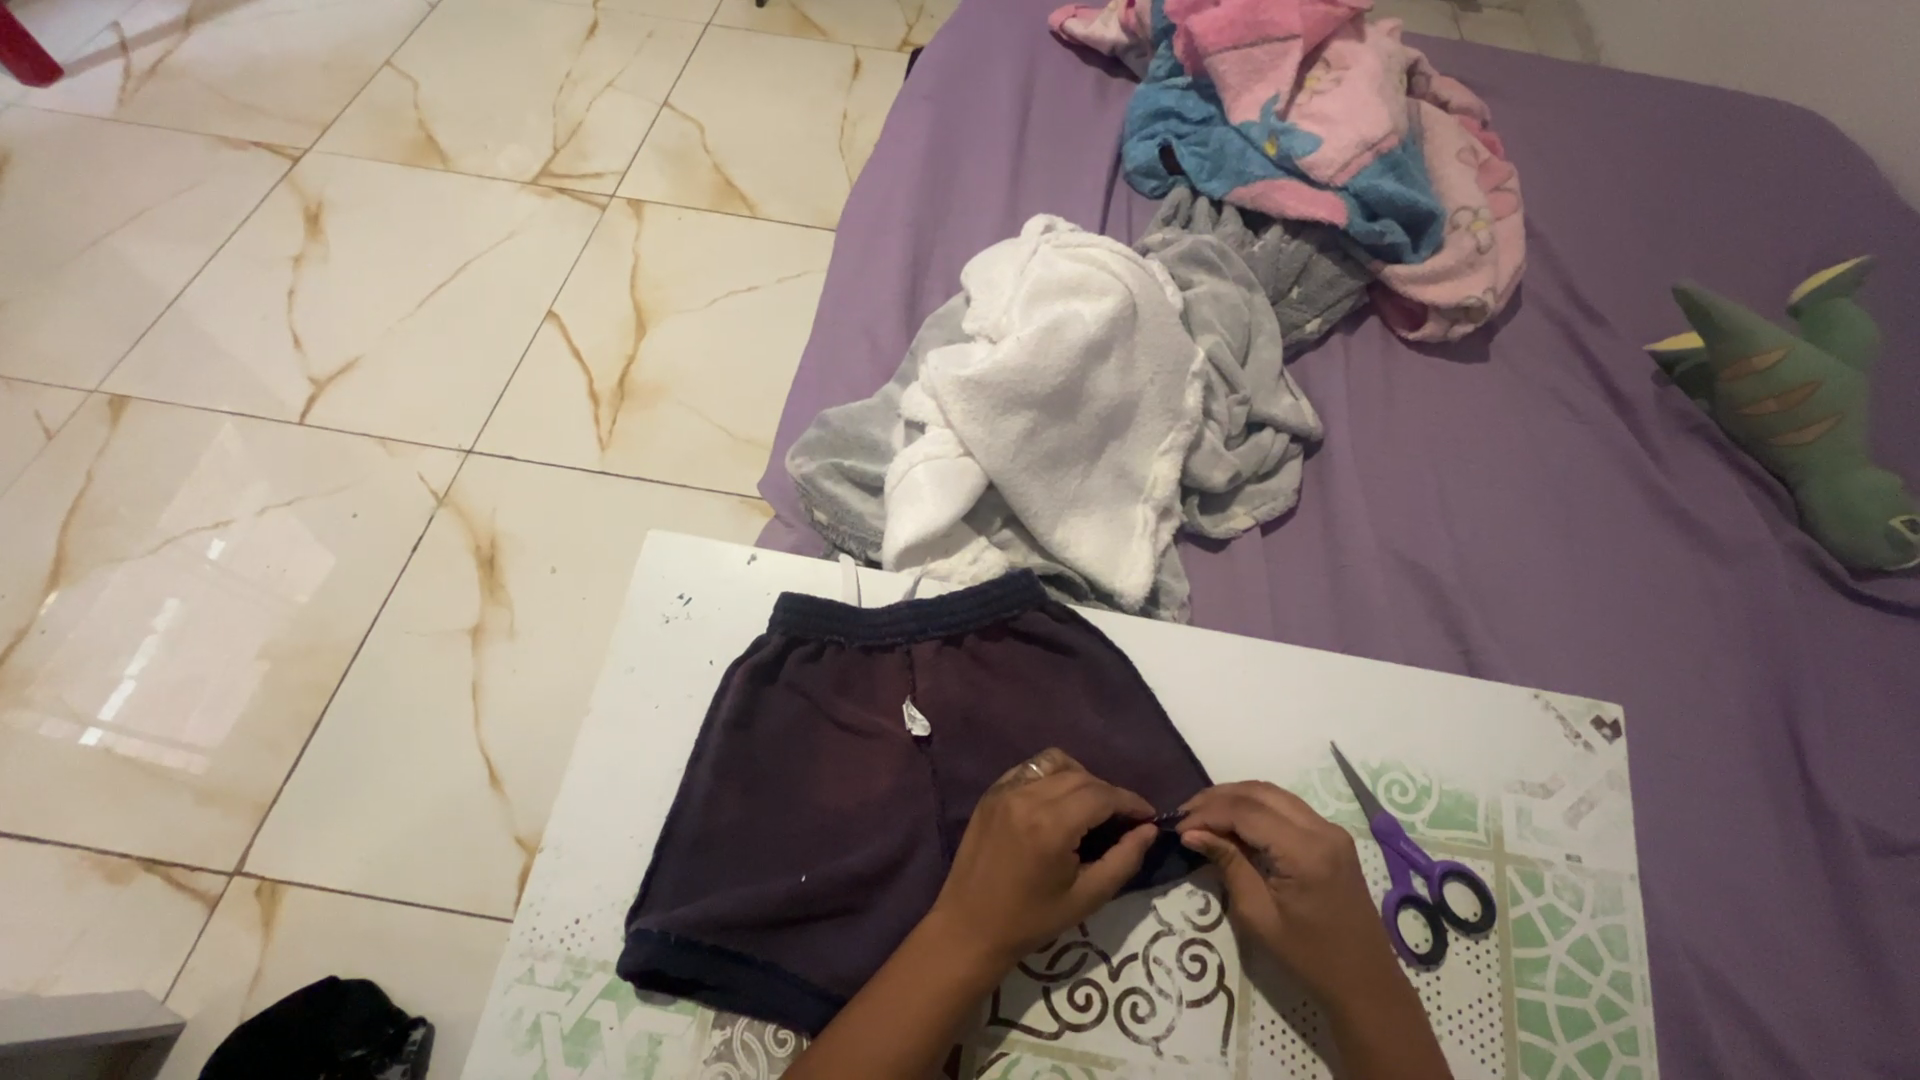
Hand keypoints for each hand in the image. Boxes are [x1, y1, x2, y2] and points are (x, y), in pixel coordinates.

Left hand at [927, 748, 1158, 968]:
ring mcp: (1005, 790)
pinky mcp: (991, 792)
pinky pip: (1031, 769)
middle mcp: (1027, 797)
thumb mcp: (1087, 897)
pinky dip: (1052, 776)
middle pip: (1082, 777)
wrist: (970, 926)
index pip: (1103, 795)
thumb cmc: (1031, 919)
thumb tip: (1148, 830)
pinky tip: (1059, 801)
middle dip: (1109, 793)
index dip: (1131, 802)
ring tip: (1092, 808)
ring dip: (1082, 778)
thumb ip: (1123, 859)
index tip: (1148, 816)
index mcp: (1051, 825)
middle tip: (1123, 819)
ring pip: (1056, 764)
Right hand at [1177, 782, 1403, 1010]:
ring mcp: (1331, 830)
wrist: (1364, 981)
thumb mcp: (1257, 915)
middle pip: (1259, 793)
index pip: (1245, 812)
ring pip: (1273, 793)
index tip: (1178, 827)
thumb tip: (1191, 833)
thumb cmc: (1308, 957)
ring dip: (1235, 798)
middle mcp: (1322, 829)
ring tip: (1203, 814)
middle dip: (1217, 798)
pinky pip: (1287, 806)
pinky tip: (1233, 820)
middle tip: (1185, 814)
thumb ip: (1228, 864)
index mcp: (1305, 851)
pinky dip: (1255, 806)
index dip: (1207, 814)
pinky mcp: (1332, 837)